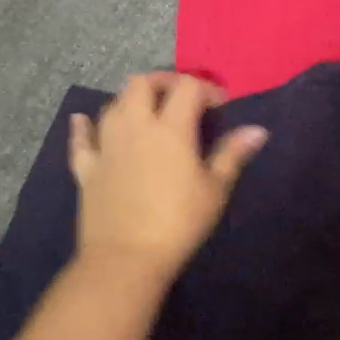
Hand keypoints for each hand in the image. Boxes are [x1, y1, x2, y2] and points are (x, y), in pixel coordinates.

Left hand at [66, 72, 267, 287]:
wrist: (126, 258)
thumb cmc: (179, 221)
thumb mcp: (216, 188)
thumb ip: (233, 154)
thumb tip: (258, 130)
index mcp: (171, 129)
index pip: (188, 87)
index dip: (207, 88)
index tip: (222, 105)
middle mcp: (134, 127)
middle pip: (141, 84)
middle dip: (165, 81)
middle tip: (184, 97)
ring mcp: (106, 146)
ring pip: (112, 104)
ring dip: (132, 100)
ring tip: (151, 112)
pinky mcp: (86, 168)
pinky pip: (81, 139)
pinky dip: (84, 126)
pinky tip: (83, 120)